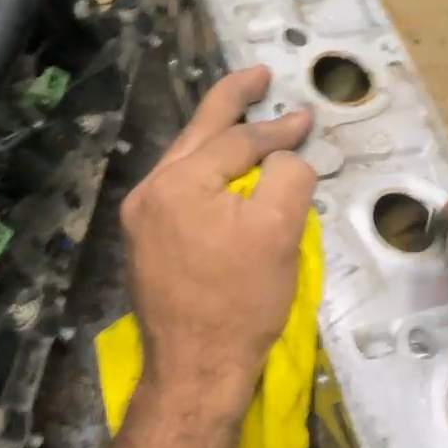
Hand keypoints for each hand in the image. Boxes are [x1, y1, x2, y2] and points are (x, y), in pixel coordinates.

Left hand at [123, 67, 315, 424]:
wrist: (195, 371)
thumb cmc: (240, 303)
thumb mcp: (279, 233)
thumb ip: (288, 176)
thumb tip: (287, 155)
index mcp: (178, 183)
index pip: (236, 143)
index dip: (277, 129)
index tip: (306, 117)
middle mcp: (149, 193)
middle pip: (198, 136)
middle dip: (231, 103)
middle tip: (258, 76)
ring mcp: (141, 220)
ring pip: (184, 162)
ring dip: (217, 139)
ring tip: (243, 117)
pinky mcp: (145, 244)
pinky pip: (179, 191)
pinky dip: (205, 173)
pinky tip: (221, 172)